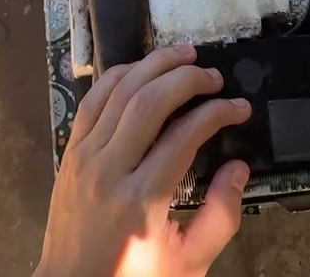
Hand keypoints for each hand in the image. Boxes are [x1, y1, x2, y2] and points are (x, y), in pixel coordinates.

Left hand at [36, 45, 251, 276]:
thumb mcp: (189, 264)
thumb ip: (221, 216)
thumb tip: (239, 166)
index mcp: (142, 202)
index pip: (184, 136)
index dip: (217, 113)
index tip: (239, 106)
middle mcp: (110, 170)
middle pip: (150, 101)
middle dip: (187, 79)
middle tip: (214, 76)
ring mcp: (84, 156)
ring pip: (120, 90)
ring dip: (154, 64)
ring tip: (185, 55)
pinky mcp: (69, 150)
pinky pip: (93, 99)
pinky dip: (119, 75)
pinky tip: (142, 68)